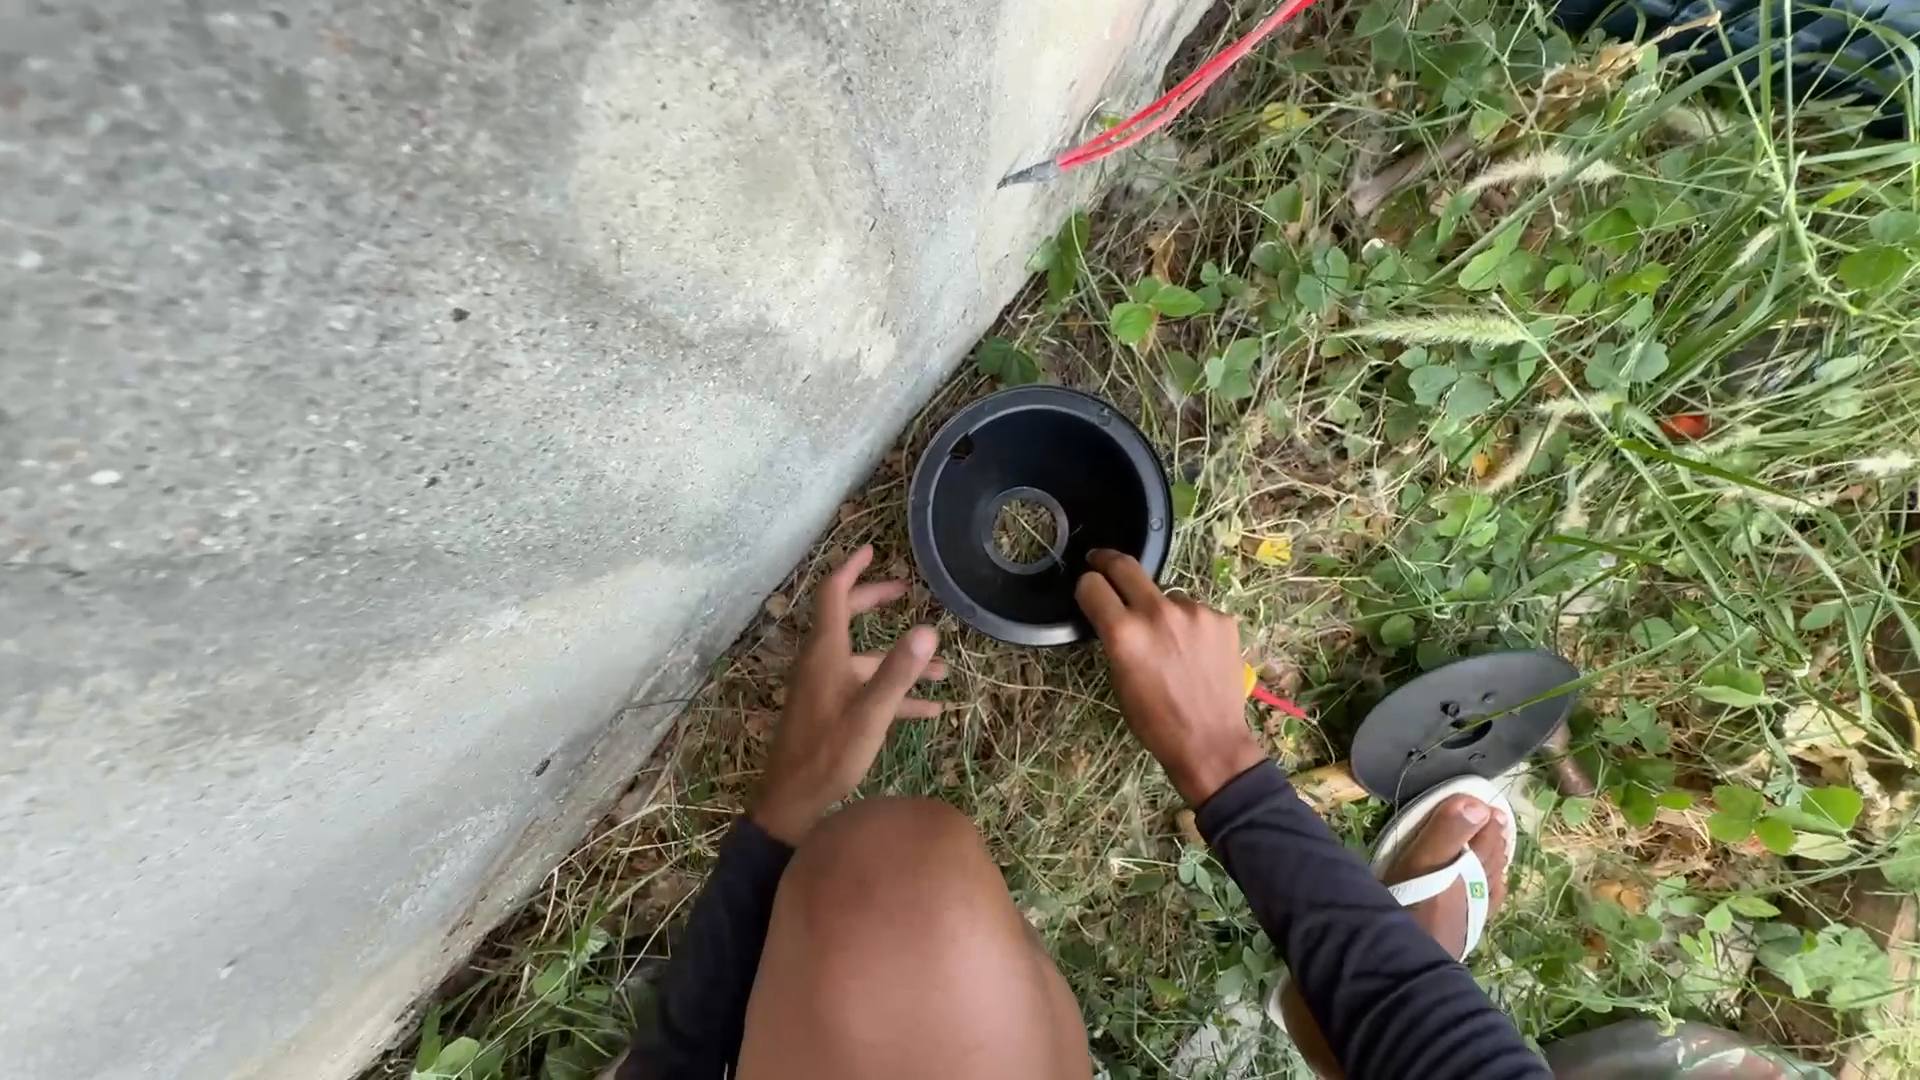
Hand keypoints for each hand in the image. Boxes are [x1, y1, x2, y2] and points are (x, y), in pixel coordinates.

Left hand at [751, 545, 943, 844]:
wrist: (792, 804)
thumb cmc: (829, 754)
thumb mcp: (870, 712)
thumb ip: (898, 671)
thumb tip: (928, 628)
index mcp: (826, 652)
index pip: (834, 594)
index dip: (851, 568)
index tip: (872, 550)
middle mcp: (823, 662)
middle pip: (847, 618)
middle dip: (876, 601)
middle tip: (905, 590)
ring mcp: (826, 688)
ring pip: (865, 661)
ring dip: (900, 661)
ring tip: (943, 668)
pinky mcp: (832, 711)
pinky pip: (866, 690)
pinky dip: (895, 693)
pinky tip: (930, 709)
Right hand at [1075, 549, 1265, 805]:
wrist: (1210, 742)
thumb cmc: (1155, 720)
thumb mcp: (1119, 678)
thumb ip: (1115, 637)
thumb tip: (1114, 614)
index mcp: (1123, 633)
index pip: (1091, 585)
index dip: (1086, 586)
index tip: (1088, 586)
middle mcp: (1157, 613)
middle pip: (1125, 566)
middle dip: (1107, 561)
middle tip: (1100, 561)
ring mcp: (1194, 612)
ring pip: (1165, 594)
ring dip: (1160, 608)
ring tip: (1170, 643)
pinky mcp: (1221, 618)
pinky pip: (1194, 611)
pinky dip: (1189, 625)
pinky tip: (1195, 652)